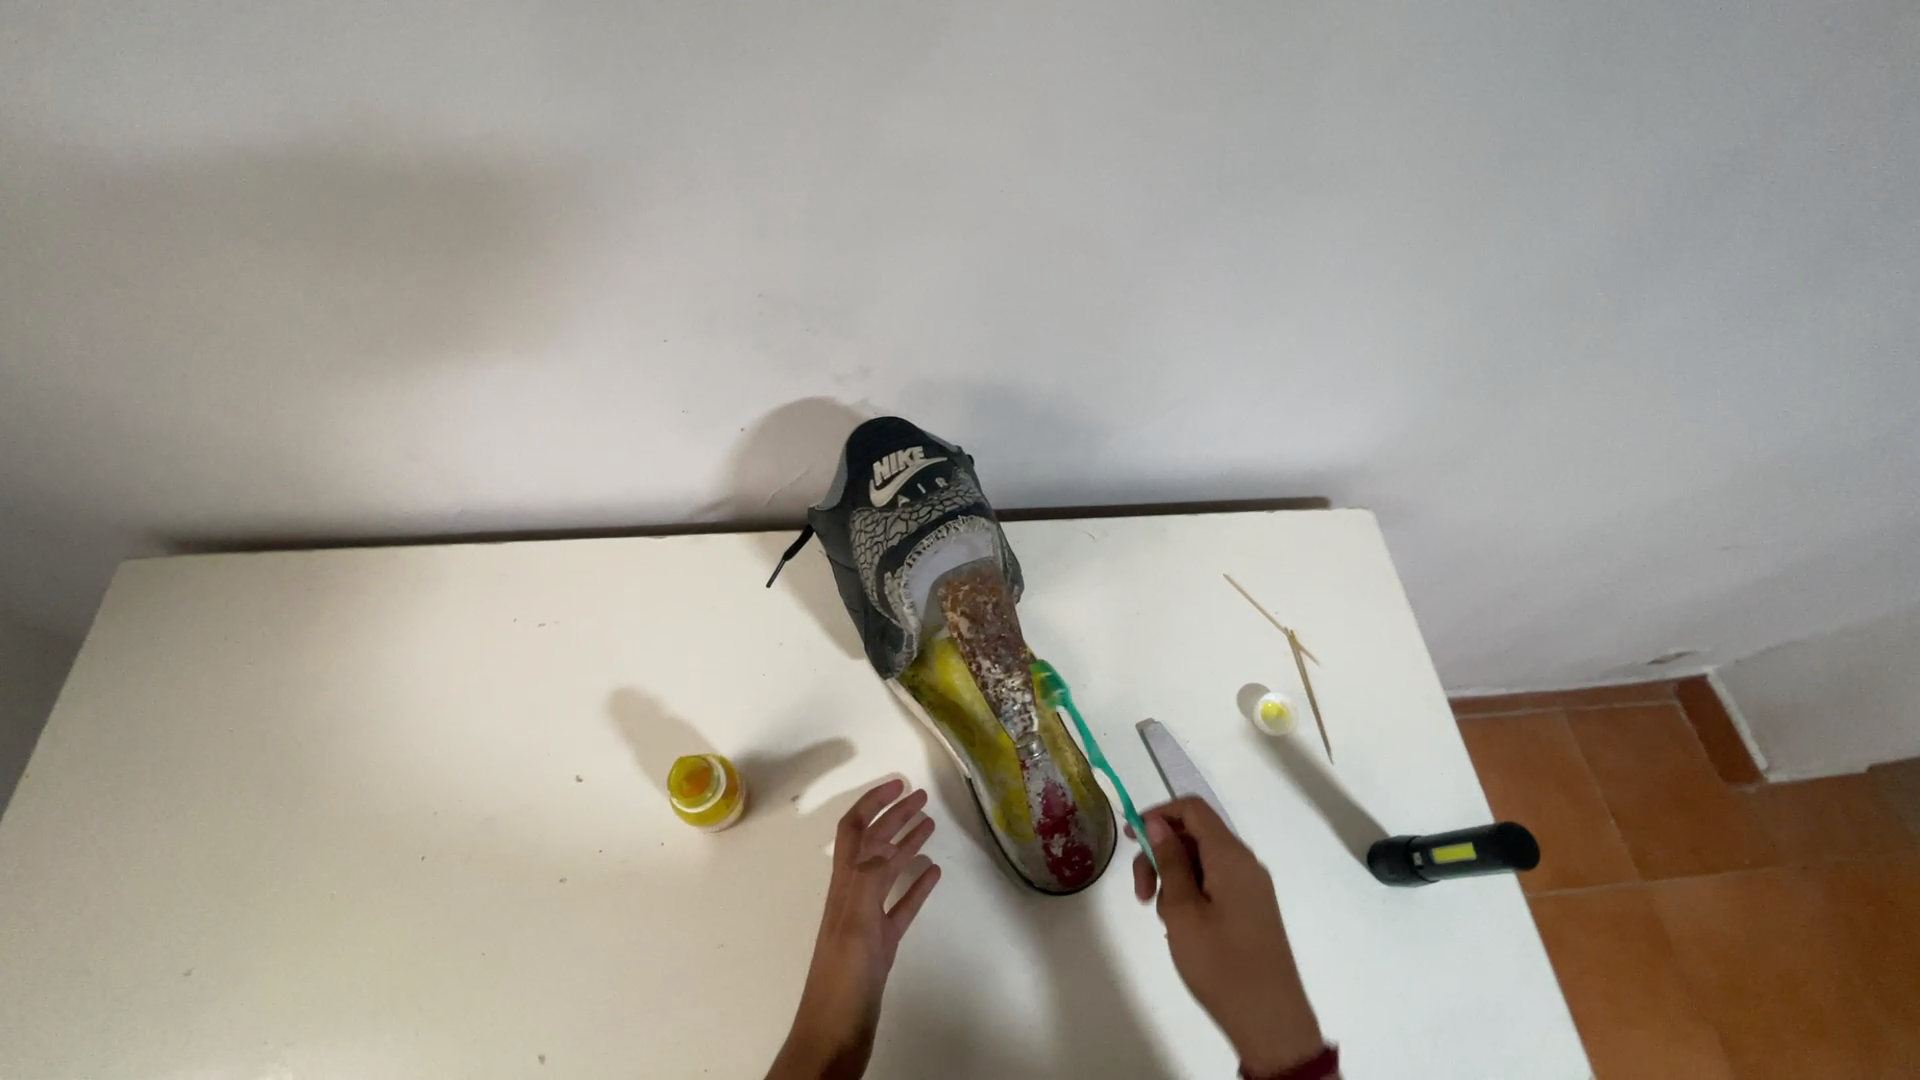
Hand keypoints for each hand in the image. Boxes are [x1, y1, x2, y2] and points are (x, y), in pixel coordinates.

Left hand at [767, 780, 940, 1079]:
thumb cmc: (842, 980)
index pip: (855, 829)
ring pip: (889, 870)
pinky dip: (917, 885)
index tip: (899, 784)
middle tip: (922, 796)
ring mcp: (868, 920)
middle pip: (874, 844)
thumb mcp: (854, 925)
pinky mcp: (882, 945)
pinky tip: (933, 873)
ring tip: (930, 825)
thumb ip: (868, 881)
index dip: (873, 803)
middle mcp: (854, 894)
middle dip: (895, 816)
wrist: (833, 1037)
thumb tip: (886, 842)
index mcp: (844, 885)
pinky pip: (901, 905)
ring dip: (907, 844)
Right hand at [1133, 798, 1325, 1075]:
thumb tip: (1159, 823)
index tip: (1132, 839)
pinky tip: (1180, 925)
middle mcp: (1245, 863)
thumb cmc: (1221, 964)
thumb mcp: (1182, 910)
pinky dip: (1190, 892)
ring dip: (1173, 877)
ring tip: (1160, 916)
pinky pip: (1214, 882)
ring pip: (1201, 861)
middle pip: (1194, 834)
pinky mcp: (1252, 909)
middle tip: (1140, 892)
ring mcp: (1251, 887)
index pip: (1192, 808)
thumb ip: (1170, 861)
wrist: (1271, 1023)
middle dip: (1160, 853)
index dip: (1158, 814)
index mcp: (1230, 856)